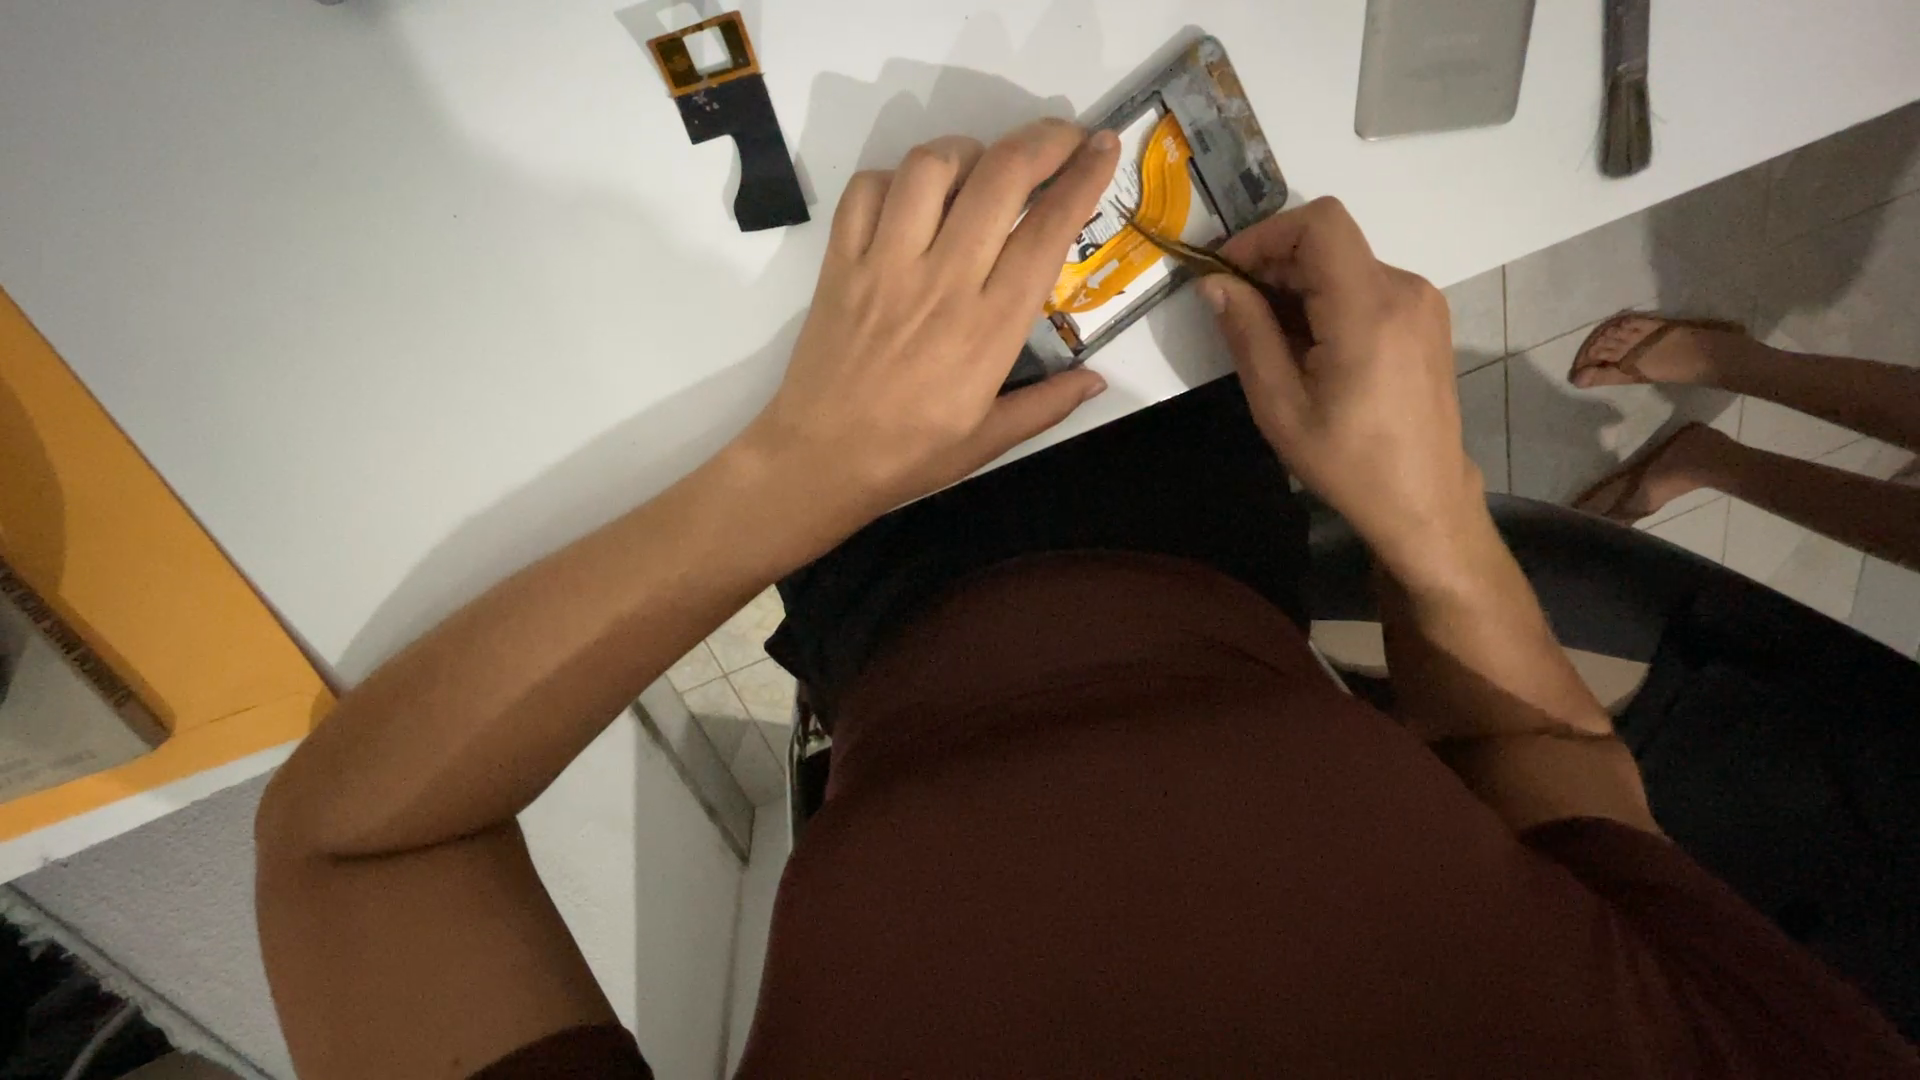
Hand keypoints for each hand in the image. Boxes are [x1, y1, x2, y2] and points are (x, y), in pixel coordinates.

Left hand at [741, 119, 1119, 525]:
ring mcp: (885, 265)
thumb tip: (1098, 380)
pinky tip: (913, 198)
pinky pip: (866, 190)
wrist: (821, 459)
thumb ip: (1048, 405)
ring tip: (983, 167)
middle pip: (999, 177)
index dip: (1083, 179)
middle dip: (1042, 141)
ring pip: (931, 167)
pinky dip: (895, 178)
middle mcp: (942, 282)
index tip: (1103, 149)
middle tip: (1061, 139)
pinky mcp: (840, 262)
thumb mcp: (990, 440)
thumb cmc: (911, 454)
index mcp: (989, 328)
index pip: (1047, 231)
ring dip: (968, 150)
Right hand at [1200, 197, 1487, 581]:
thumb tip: (1214, 284)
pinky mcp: (1423, 317)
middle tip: (1233, 312)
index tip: (1226, 273)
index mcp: (1369, 310)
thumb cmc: (1345, 460)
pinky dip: (1323, 302)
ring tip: (1268, 341)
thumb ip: (1247, 334)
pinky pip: (1363, 287)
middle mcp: (1404, 289)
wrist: (1420, 497)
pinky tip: (1306, 348)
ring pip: (1343, 265)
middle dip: (1272, 266)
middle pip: (1328, 243)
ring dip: (1295, 288)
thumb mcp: (1279, 404)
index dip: (1264, 235)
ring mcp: (1420, 301)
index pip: (1319, 224)